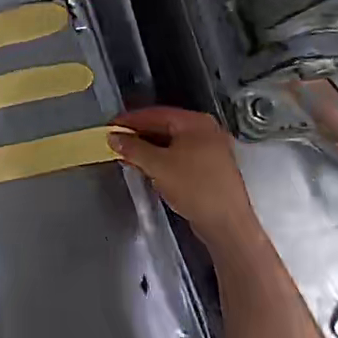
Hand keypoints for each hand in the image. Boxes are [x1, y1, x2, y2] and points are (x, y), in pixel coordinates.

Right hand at [109, 107, 262, 255]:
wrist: (226, 223)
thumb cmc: (195, 188)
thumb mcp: (157, 165)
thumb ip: (133, 148)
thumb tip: (115, 138)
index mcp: (196, 123)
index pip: (156, 114)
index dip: (130, 120)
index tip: (111, 127)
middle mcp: (206, 131)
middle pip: (165, 126)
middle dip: (139, 135)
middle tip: (117, 142)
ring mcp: (211, 150)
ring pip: (173, 143)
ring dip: (150, 149)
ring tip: (129, 156)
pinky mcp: (211, 168)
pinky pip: (181, 156)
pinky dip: (163, 159)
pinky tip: (149, 168)